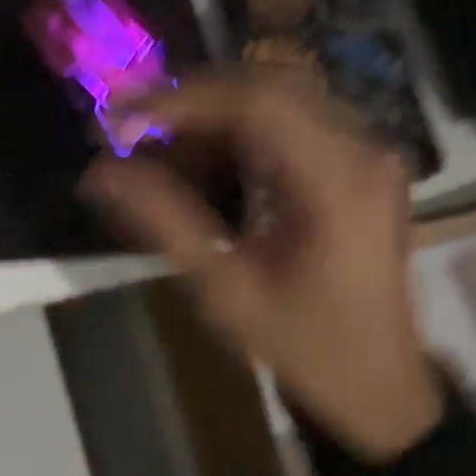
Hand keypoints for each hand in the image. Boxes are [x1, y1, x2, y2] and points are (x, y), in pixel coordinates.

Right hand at [80, 78, 442, 461]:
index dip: (180, 101)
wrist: (377, 385)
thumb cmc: (302, 342)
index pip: (256, 103)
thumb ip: (162, 220)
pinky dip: (233, 137)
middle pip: (265, 90)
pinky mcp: (355, 168)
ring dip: (207, 120)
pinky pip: (287, 127)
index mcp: (337, 181)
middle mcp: (362, 151)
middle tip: (127, 128)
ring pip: (274, 102)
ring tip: (153, 153)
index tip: (120, 121)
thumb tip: (98, 173)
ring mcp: (364, 157)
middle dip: (188, 104)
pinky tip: (196, 166)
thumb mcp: (224, 286)